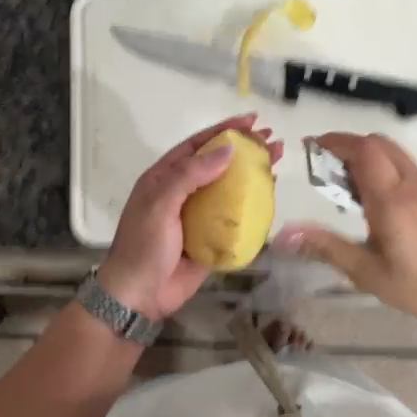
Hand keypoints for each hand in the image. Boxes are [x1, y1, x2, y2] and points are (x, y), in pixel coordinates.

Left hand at [98, 114, 282, 319]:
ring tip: (277, 162)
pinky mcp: (210, 240)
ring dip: (251, 176)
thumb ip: (190, 175)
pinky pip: (233, 219)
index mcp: (162, 179)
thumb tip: (226, 150)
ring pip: (228, 190)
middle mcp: (180, 194)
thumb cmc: (143, 246)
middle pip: (216, 165)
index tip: (251, 121)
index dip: (222, 131)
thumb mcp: (161, 204)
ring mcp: (196, 217)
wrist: (139, 295)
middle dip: (243, 151)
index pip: (196, 147)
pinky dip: (251, 207)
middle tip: (272, 140)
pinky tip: (270, 197)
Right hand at [273, 132, 416, 345]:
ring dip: (376, 163)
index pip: (363, 151)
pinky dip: (398, 178)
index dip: (336, 141)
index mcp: (393, 201)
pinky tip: (396, 213)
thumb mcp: (370, 275)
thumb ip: (327, 247)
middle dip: (352, 147)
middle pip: (382, 145)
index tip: (314, 146)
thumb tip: (284, 234)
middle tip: (330, 168)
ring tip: (360, 196)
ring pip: (402, 160)